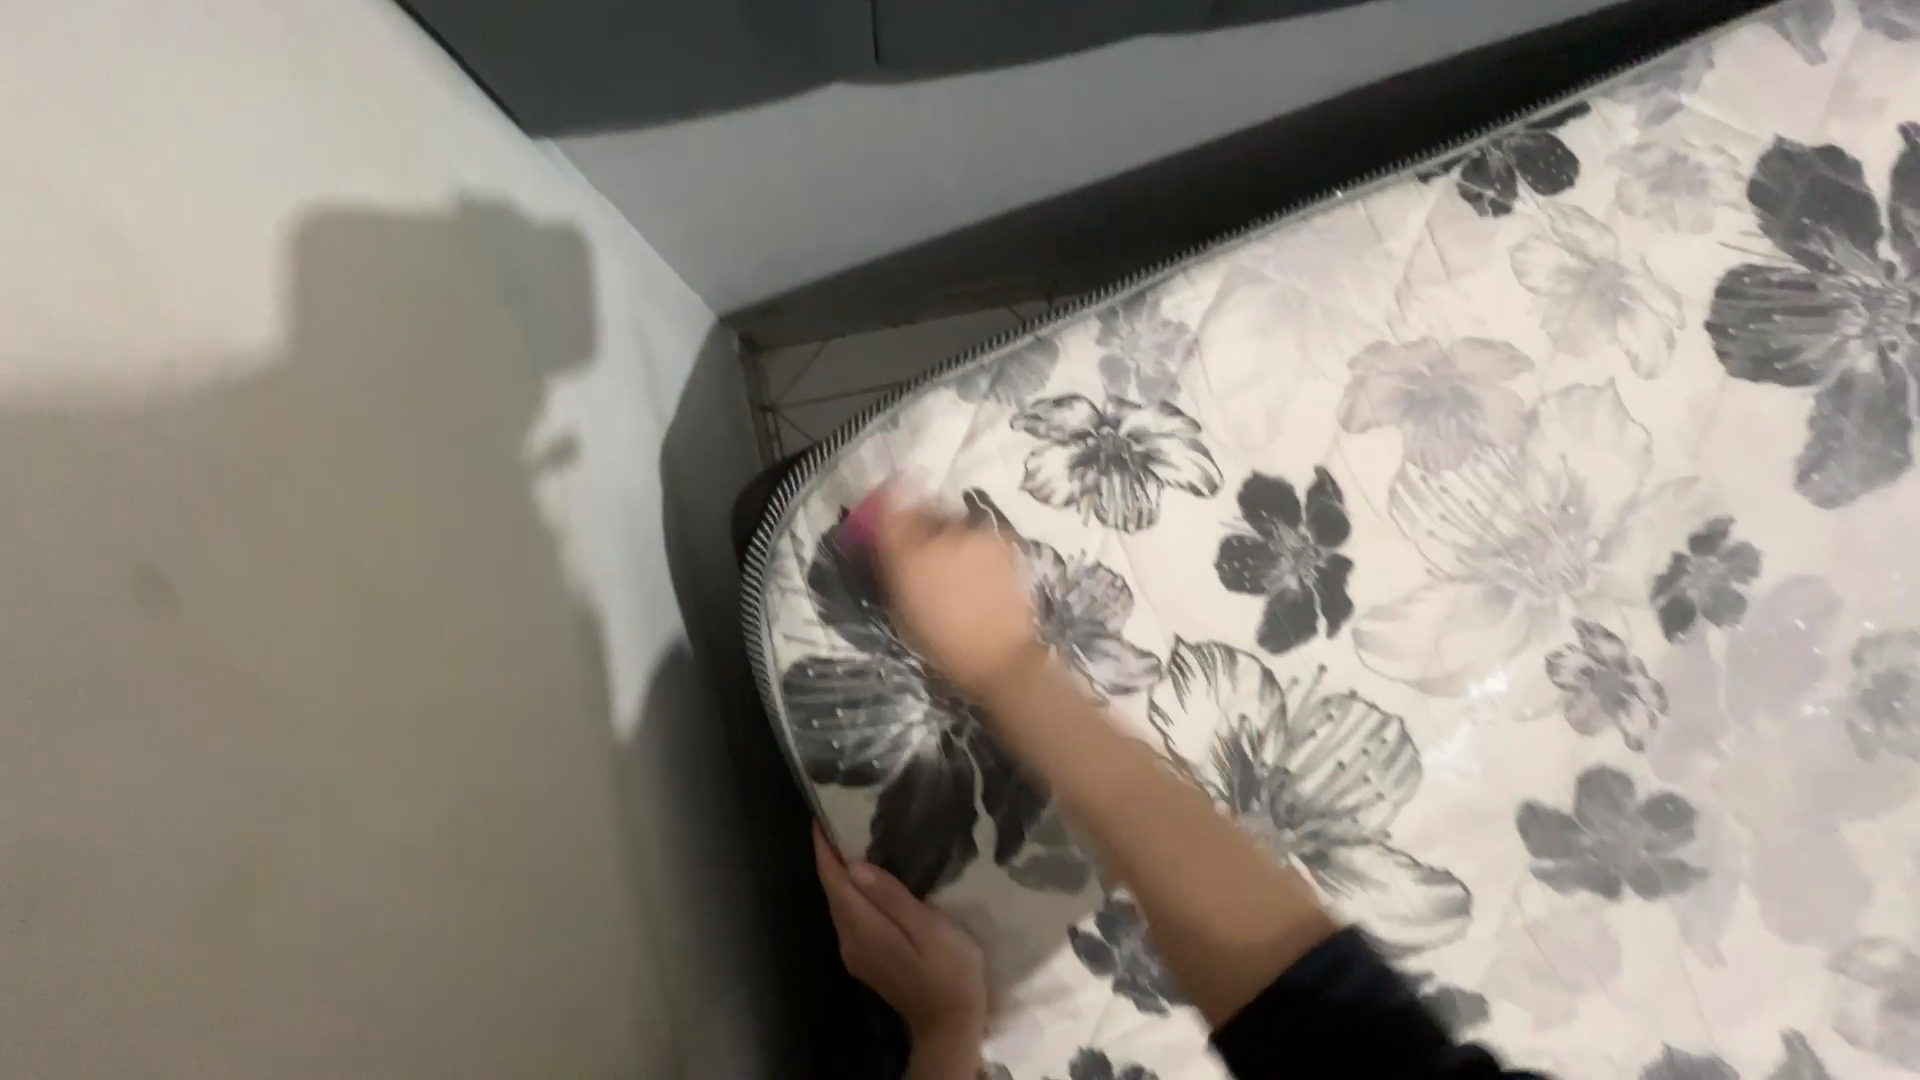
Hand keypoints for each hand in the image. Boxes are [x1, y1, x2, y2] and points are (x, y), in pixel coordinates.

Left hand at [814, 825, 987, 1054]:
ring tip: (857, 837)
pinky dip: (854, 890)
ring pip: (841, 902)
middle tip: (842, 817)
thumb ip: (891, 897)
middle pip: (833, 889)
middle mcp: (850, 940)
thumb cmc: (949, 970)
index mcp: (864, 928)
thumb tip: (854, 866)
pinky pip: (852, 914)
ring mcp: (856, 952)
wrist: (951, 1024)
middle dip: (832, 854)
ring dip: (843, 871)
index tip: (821, 816)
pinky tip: (872, 876)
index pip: (833, 880)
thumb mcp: (929, 928)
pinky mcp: (867, 958)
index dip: (824, 848)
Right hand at [871, 491, 1043, 699]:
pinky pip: (978, 533)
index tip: (891, 520)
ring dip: (949, 534)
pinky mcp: (1002, 540)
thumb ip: (892, 568)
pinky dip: (973, 543)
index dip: (889, 510)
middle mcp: (939, 533)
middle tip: (924, 550)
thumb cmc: (941, 642)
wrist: (998, 655)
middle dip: (920, 525)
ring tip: (956, 563)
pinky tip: (978, 569)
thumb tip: (889, 544)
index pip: (889, 508)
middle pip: (922, 511)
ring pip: (952, 520)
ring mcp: (974, 533)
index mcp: (906, 553)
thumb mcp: (900, 609)